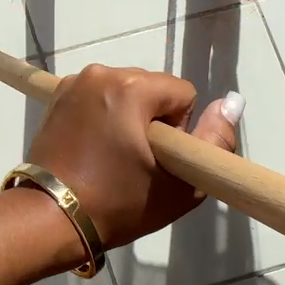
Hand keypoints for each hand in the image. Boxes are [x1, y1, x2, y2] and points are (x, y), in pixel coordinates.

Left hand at [24, 64, 240, 251]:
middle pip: (150, 87)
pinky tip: (95, 146)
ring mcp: (74, 81)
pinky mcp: (57, 95)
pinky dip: (104, 114)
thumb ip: (213, 140)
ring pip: (123, 90)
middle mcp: (100, 72)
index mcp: (129, 86)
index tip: (162, 156)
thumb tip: (232, 101)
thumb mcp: (181, 181)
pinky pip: (97, 96)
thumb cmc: (120, 200)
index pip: (181, 92)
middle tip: (139, 159)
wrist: (53, 212)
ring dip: (128, 115)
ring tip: (115, 155)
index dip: (182, 127)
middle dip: (154, 117)